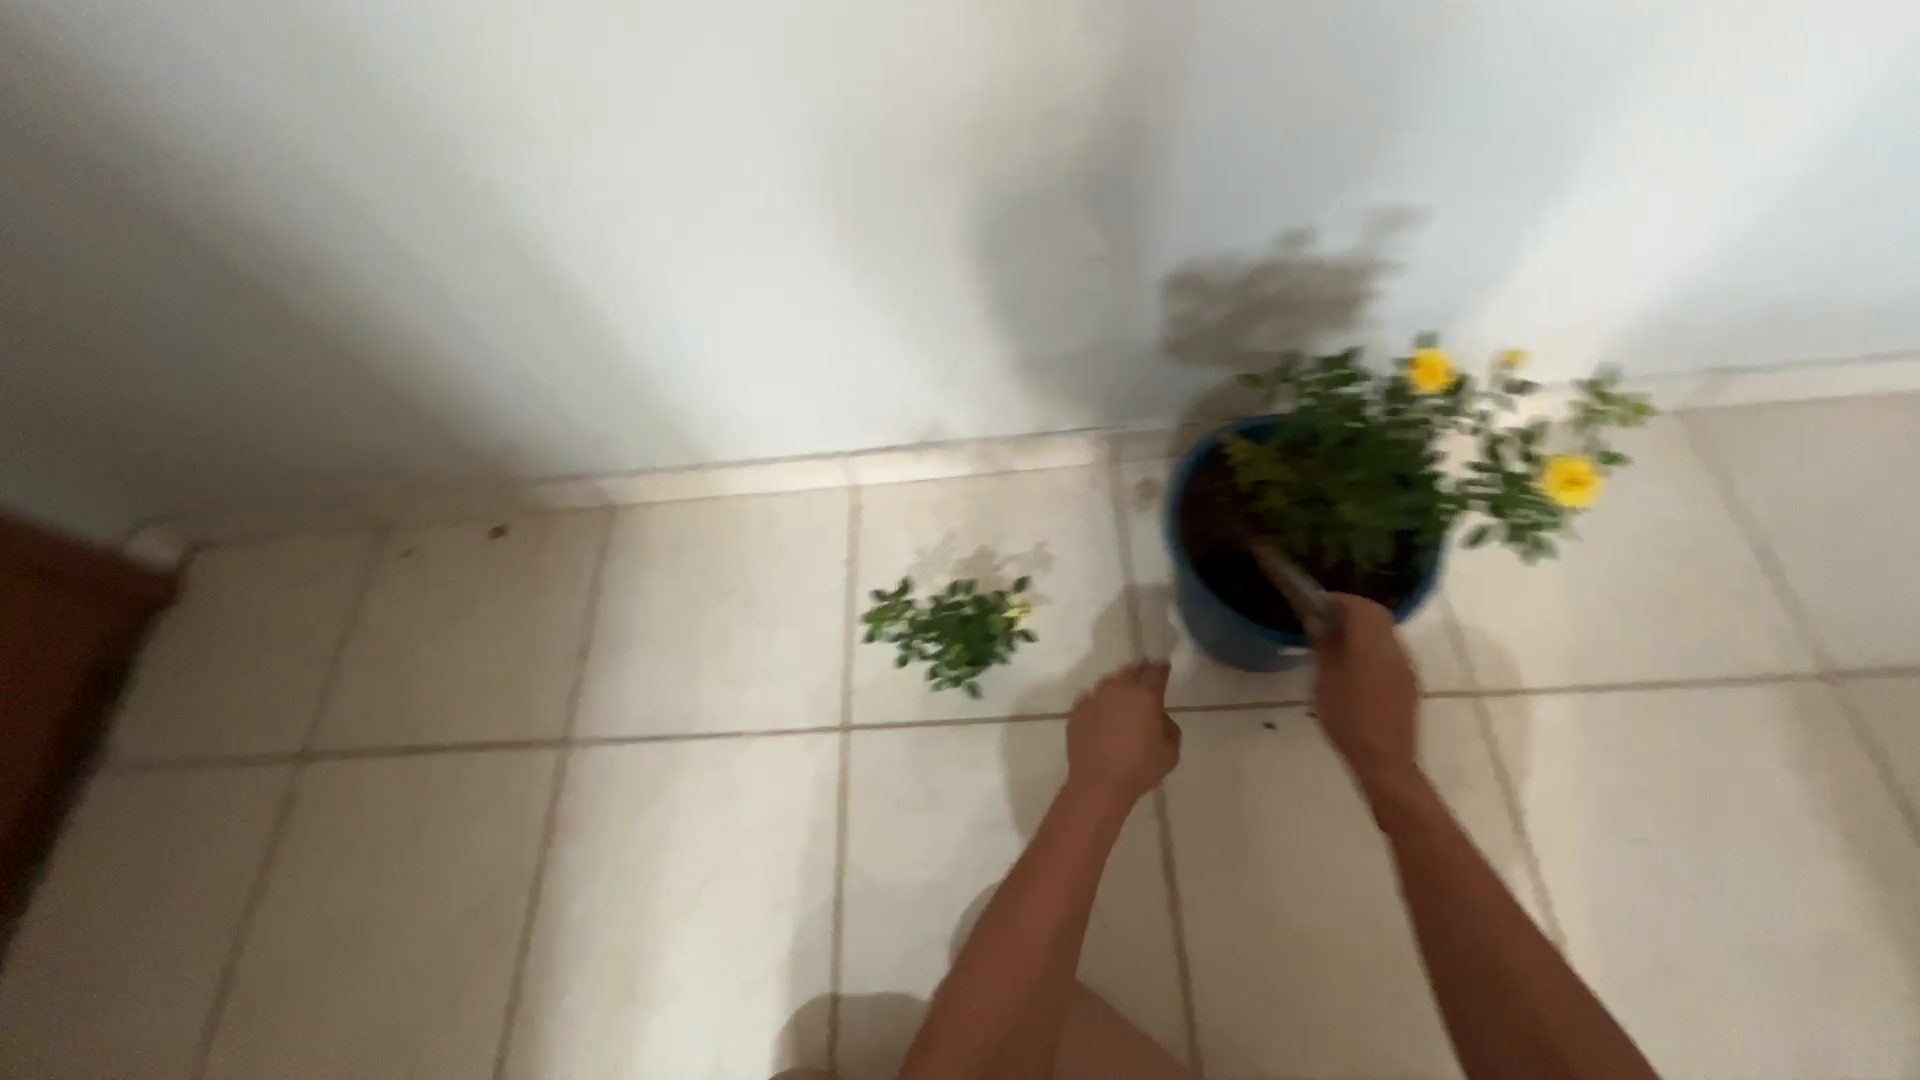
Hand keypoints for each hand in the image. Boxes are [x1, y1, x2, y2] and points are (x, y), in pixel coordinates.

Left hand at [1066, 661, 1180, 805]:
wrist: (1098, 784)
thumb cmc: (1140, 768)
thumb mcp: (1170, 750)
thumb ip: (1168, 725)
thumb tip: (1158, 716)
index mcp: (1144, 695)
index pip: (1156, 671)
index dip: (1161, 669)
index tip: (1164, 670)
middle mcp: (1118, 688)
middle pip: (1131, 671)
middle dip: (1140, 674)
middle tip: (1145, 685)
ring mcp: (1094, 697)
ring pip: (1110, 684)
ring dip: (1118, 689)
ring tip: (1122, 705)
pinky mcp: (1077, 710)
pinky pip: (1093, 700)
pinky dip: (1100, 705)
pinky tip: (1103, 721)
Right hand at [1312, 595, 1421, 799]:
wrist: (1385, 760)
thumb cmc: (1347, 720)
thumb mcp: (1324, 682)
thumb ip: (1324, 647)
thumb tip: (1318, 622)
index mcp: (1372, 646)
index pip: (1360, 606)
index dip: (1338, 600)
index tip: (1315, 604)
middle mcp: (1395, 649)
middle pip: (1377, 615)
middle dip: (1351, 610)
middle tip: (1324, 619)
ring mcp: (1405, 666)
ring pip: (1384, 632)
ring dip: (1362, 628)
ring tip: (1334, 642)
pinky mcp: (1408, 682)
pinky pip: (1389, 651)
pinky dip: (1370, 646)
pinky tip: (1352, 664)